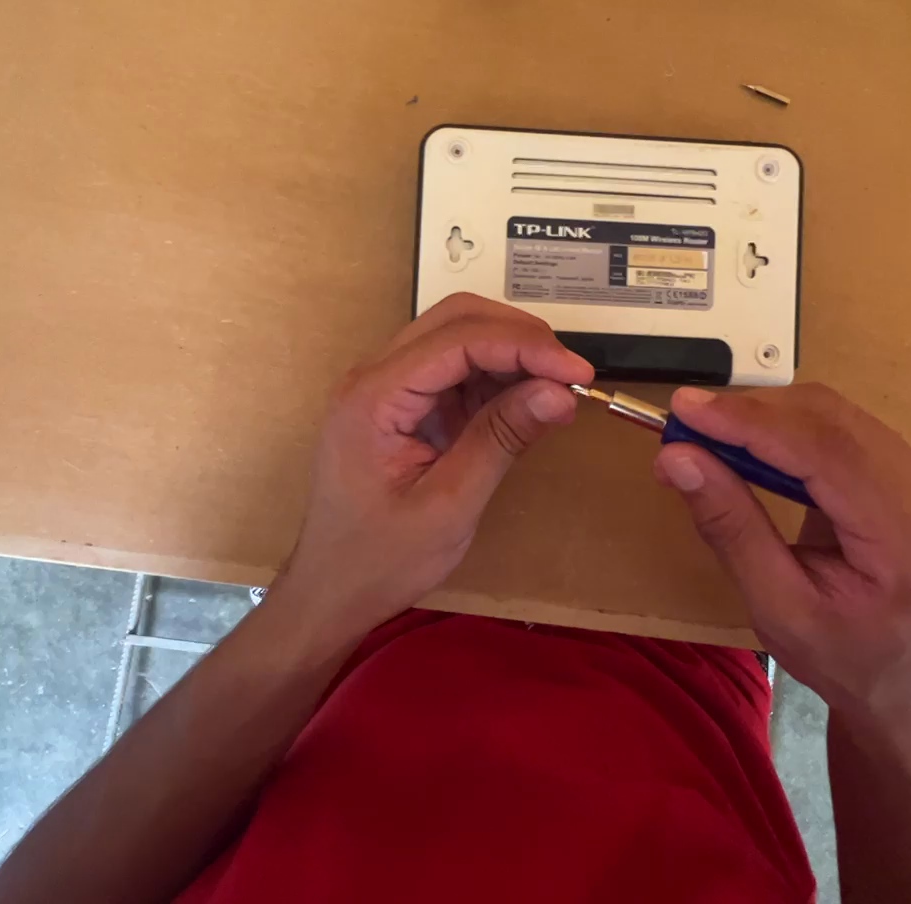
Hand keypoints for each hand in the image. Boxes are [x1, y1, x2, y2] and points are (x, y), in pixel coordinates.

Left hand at [276, 294, 594, 637]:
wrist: (333, 590)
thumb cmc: (380, 560)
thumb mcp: (449, 504)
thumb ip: (502, 439)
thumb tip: (559, 393)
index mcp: (374, 396)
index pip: (458, 339)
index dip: (525, 347)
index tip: (577, 372)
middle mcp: (376, 376)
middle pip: (456, 320)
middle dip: (520, 338)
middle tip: (568, 374)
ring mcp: (388, 387)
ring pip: (459, 337)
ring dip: (511, 356)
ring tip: (555, 392)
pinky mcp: (405, 404)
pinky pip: (455, 371)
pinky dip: (497, 379)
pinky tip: (525, 404)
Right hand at [652, 385, 910, 724]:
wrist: (899, 683)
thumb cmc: (837, 658)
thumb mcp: (774, 607)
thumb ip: (730, 528)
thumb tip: (677, 458)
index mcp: (909, 544)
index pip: (827, 453)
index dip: (751, 423)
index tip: (686, 408)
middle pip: (833, 422)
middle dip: (752, 413)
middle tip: (686, 426)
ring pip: (837, 415)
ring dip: (767, 416)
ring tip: (710, 437)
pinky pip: (845, 428)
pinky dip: (789, 427)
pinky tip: (752, 446)